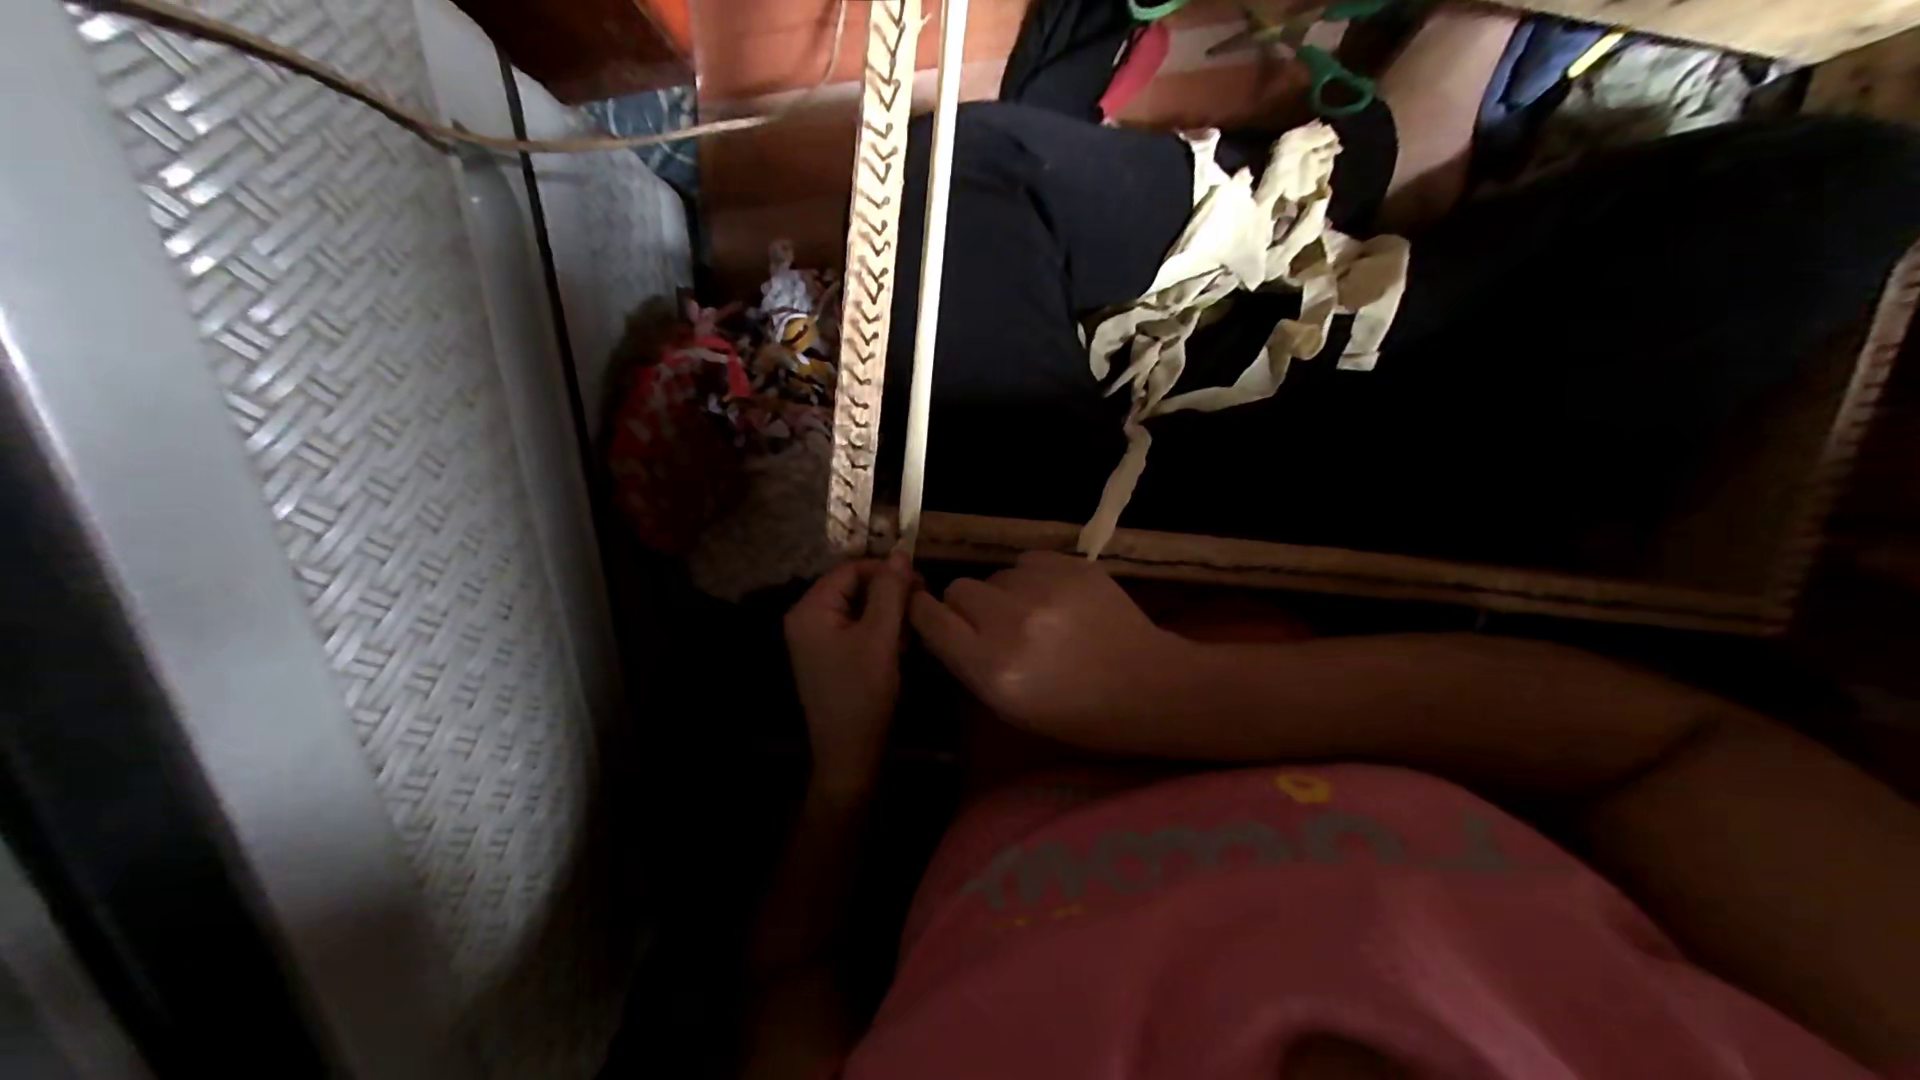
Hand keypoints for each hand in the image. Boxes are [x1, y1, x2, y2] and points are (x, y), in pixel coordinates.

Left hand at [785, 552, 914, 800]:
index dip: (885, 570)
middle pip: (852, 587)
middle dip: (888, 593)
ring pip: (857, 608)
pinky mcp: (829, 656)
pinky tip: (900, 646)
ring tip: (913, 629)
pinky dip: (879, 630)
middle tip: (922, 603)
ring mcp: (815, 640)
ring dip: (887, 612)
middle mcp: (806, 619)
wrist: (849, 754)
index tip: (921, 581)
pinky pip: (855, 628)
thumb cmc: (863, 693)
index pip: (849, 570)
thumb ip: (890, 592)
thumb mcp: (880, 638)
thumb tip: (899, 553)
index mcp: (810, 610)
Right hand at [909, 552, 1188, 736]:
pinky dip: (1032, 577)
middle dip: (966, 606)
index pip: (929, 618)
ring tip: (1034, 617)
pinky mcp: (1071, 566)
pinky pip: (1026, 560)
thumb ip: (966, 662)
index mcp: (992, 667)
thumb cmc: (1075, 713)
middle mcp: (1011, 622)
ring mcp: (1045, 589)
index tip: (932, 616)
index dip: (925, 614)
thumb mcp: (1008, 706)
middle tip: (993, 626)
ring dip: (1003, 592)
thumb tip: (939, 622)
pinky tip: (1054, 599)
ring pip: (994, 574)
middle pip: (958, 588)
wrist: (1148, 687)